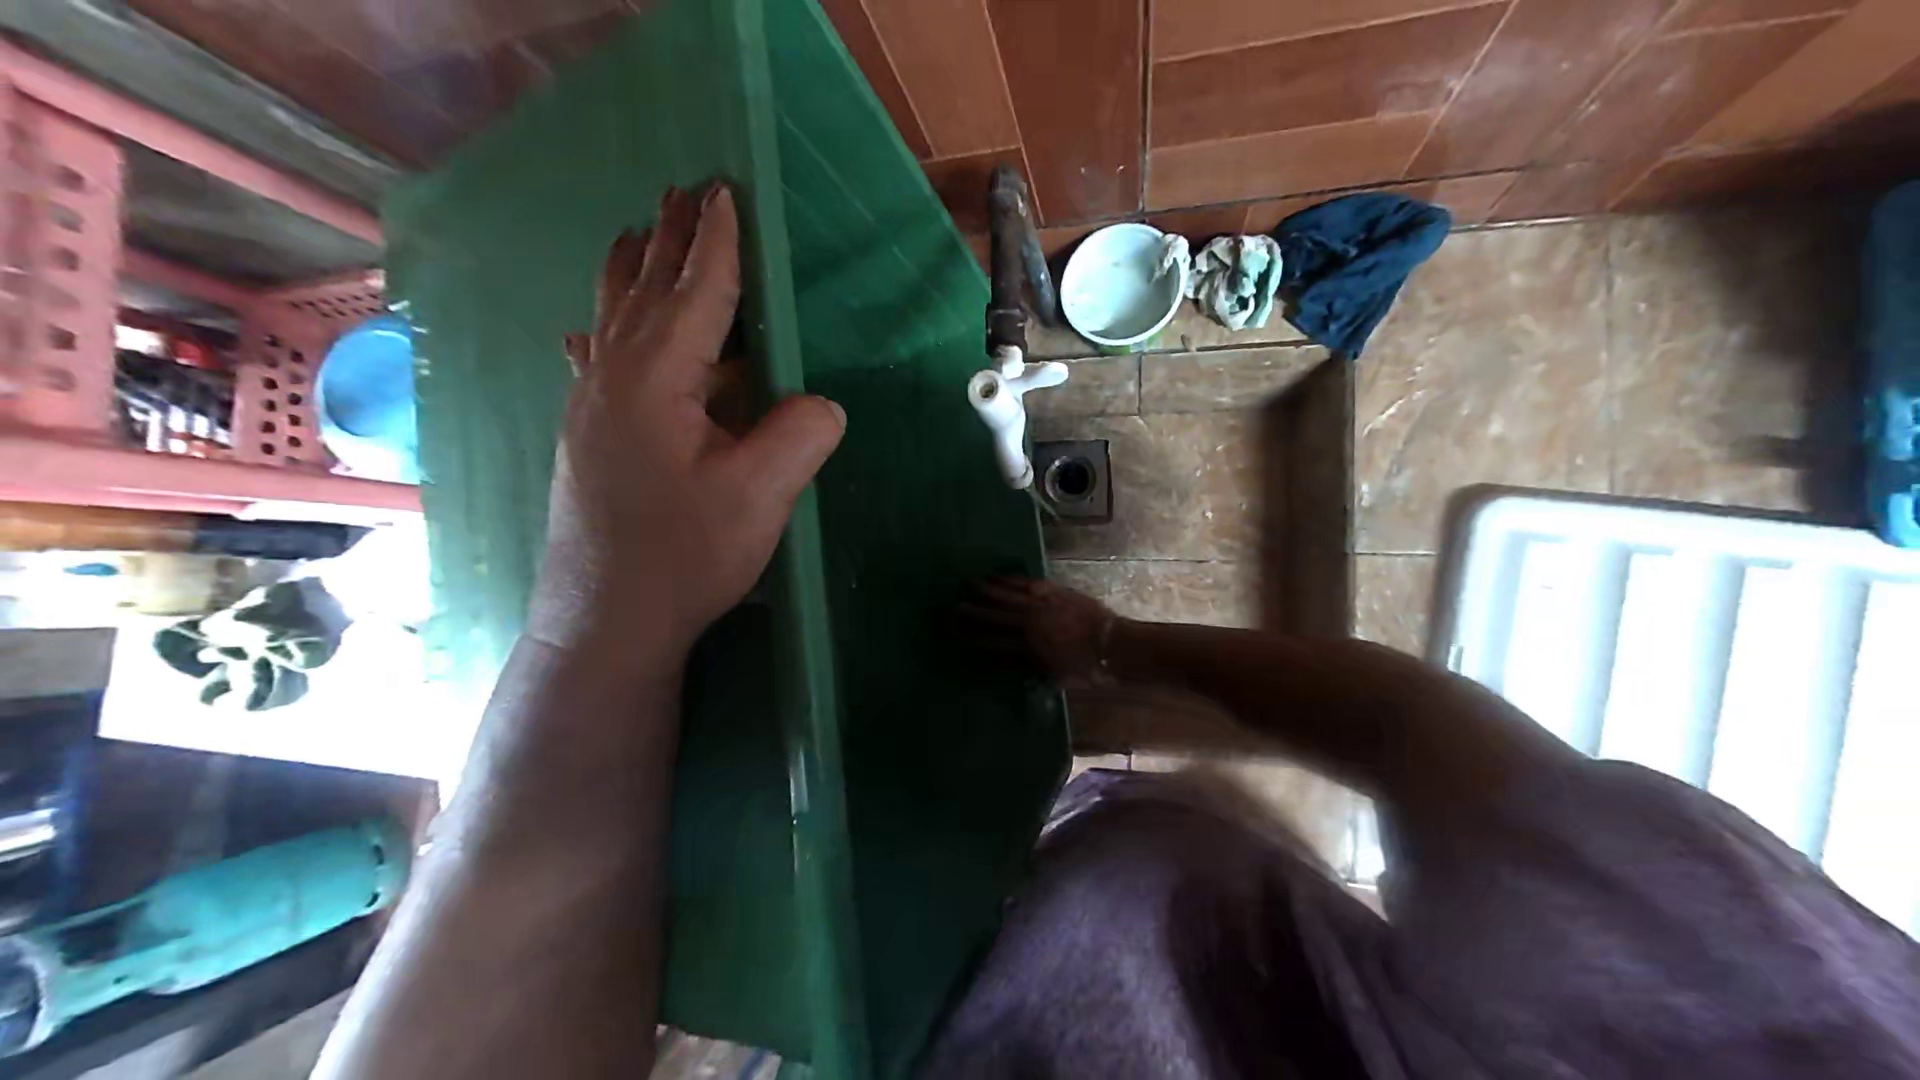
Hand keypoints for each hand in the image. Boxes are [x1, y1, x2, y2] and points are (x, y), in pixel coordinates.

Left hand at [528, 184, 845, 654]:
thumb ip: (801, 433)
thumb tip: (820, 402)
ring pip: (612, 317)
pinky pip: (595, 359)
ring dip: (633, 269)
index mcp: (655, 379)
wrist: (606, 619)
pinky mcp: (586, 437)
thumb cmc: (684, 555)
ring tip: (642, 232)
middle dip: (669, 236)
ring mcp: (590, 406)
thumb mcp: (761, 496)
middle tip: (684, 190)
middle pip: (644, 287)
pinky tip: (588, 330)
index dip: (718, 242)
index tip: (725, 191)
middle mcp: (613, 377)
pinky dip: (603, 327)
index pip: (697, 292)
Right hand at [957, 577, 1116, 681]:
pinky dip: (1008, 580)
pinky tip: (997, 577)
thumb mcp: (1051, 677)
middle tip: (948, 607)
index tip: (950, 632)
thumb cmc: (1084, 668)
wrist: (1113, 645)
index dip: (968, 637)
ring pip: (1005, 594)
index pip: (988, 641)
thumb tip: (1001, 661)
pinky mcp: (1052, 590)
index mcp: (1026, 647)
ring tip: (967, 585)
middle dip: (969, 612)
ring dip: (985, 590)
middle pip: (991, 615)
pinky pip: (1024, 582)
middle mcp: (1028, 623)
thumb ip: (1025, 668)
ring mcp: (1040, 603)